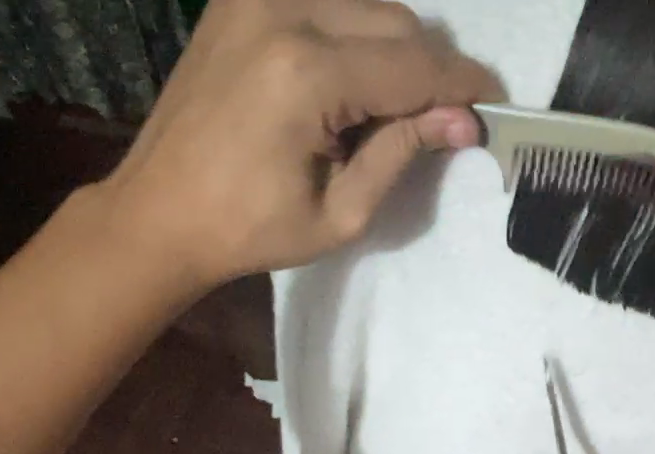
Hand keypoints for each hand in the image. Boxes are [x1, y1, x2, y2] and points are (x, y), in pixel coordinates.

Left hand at [98, 0, 497, 285]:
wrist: (160, 212)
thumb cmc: (249, 231)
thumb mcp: (339, 214)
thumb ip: (401, 154)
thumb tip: (463, 121)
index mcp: (306, 74)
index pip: (413, 66)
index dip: (462, 86)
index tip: (494, 104)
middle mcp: (283, 12)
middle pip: (396, 21)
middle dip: (430, 70)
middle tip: (439, 121)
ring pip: (365, 4)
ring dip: (394, 50)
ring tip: (386, 110)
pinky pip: (324, 2)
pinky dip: (352, 34)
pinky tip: (348, 83)